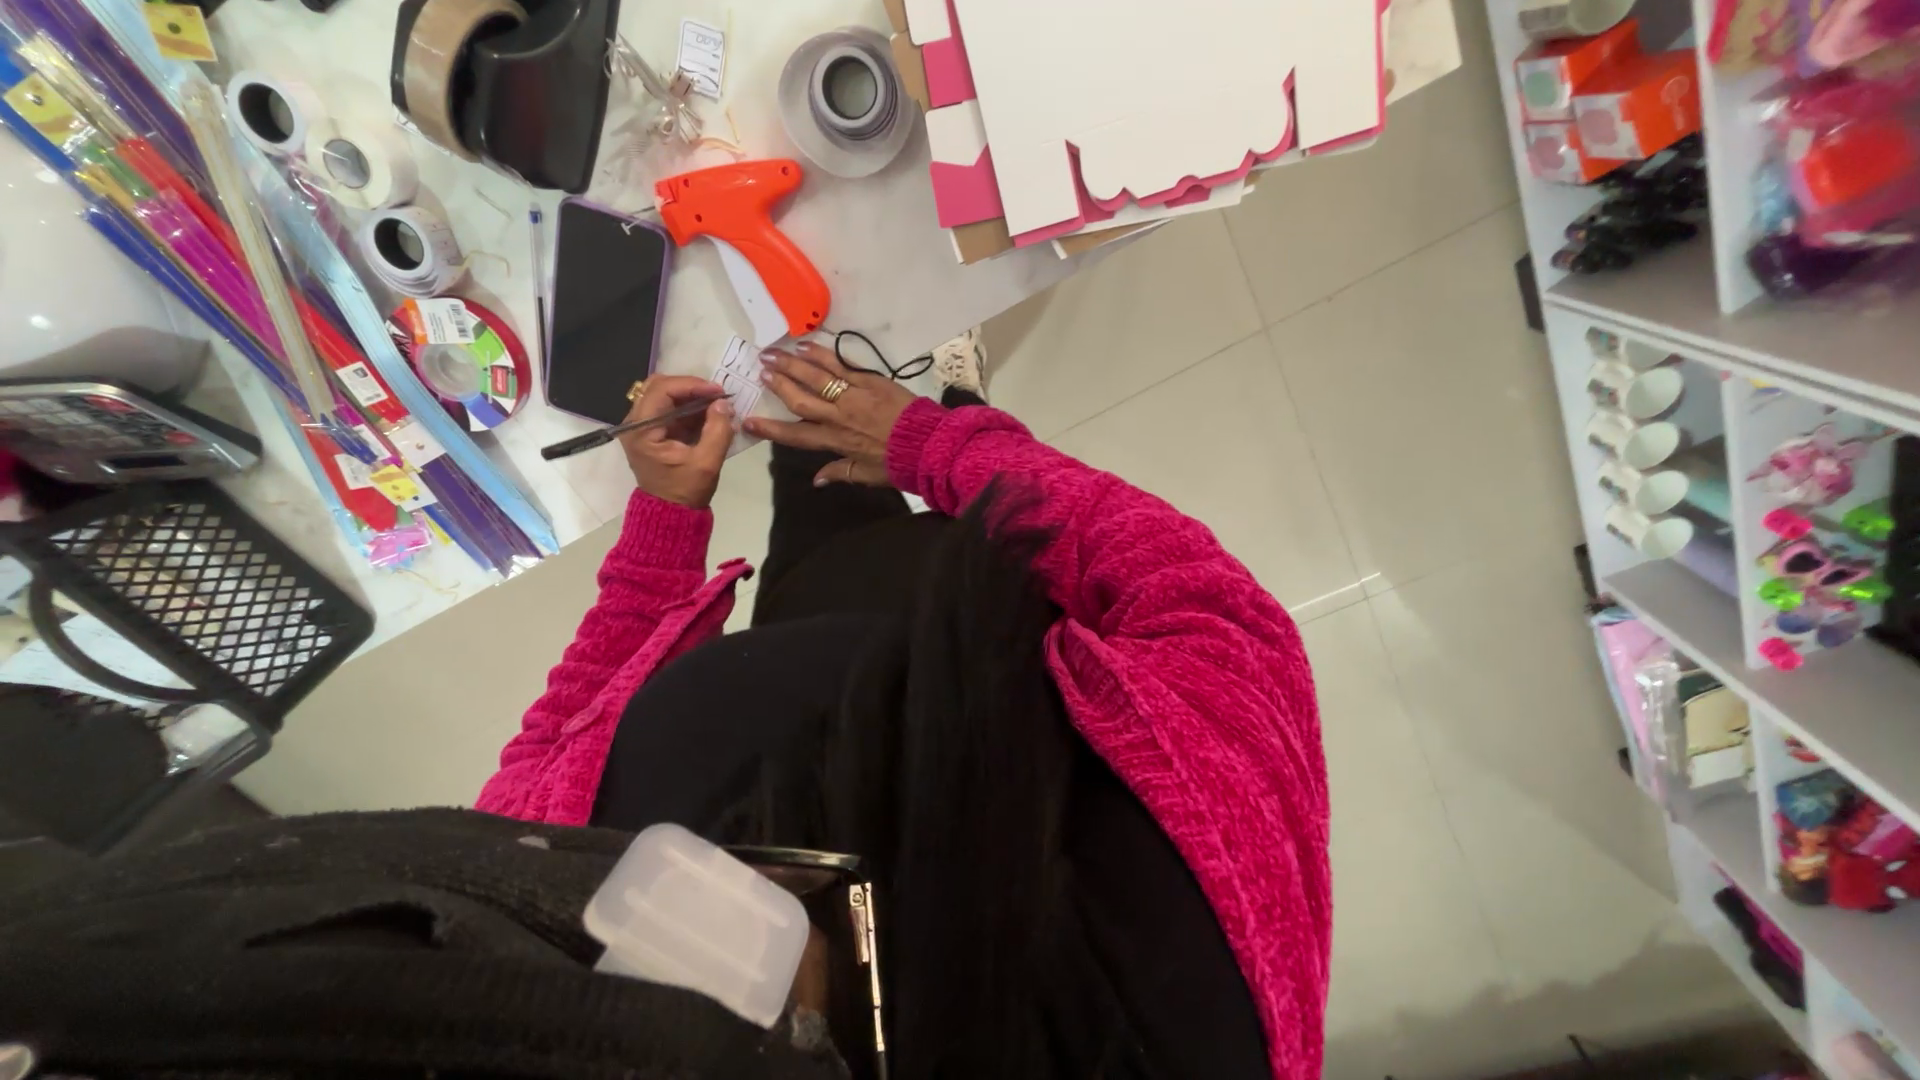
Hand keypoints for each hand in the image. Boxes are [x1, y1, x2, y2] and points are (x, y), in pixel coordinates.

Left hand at [620, 375, 734, 507]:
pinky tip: (710, 414)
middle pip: (659, 387)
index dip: (692, 385)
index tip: (718, 391)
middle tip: (716, 395)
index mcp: (641, 430)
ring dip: (691, 396)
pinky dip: (690, 407)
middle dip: (691, 387)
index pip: (662, 390)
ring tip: (716, 404)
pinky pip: (670, 408)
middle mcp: (635, 423)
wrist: (672, 514)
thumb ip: (717, 430)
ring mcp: (643, 426)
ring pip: (664, 395)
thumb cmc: (685, 491)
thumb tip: (724, 403)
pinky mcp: (653, 431)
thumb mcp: (706, 463)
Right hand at [745, 341, 916, 486]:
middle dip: (779, 384)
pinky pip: (840, 363)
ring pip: (816, 376)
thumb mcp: (867, 475)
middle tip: (760, 369)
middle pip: (801, 398)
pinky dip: (821, 353)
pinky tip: (806, 345)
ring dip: (792, 363)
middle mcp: (839, 416)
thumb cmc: (899, 463)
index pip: (796, 436)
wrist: (929, 443)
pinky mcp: (869, 379)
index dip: (771, 429)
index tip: (748, 421)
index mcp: (836, 441)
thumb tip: (816, 481)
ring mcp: (853, 394)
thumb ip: (840, 473)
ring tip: (773, 352)